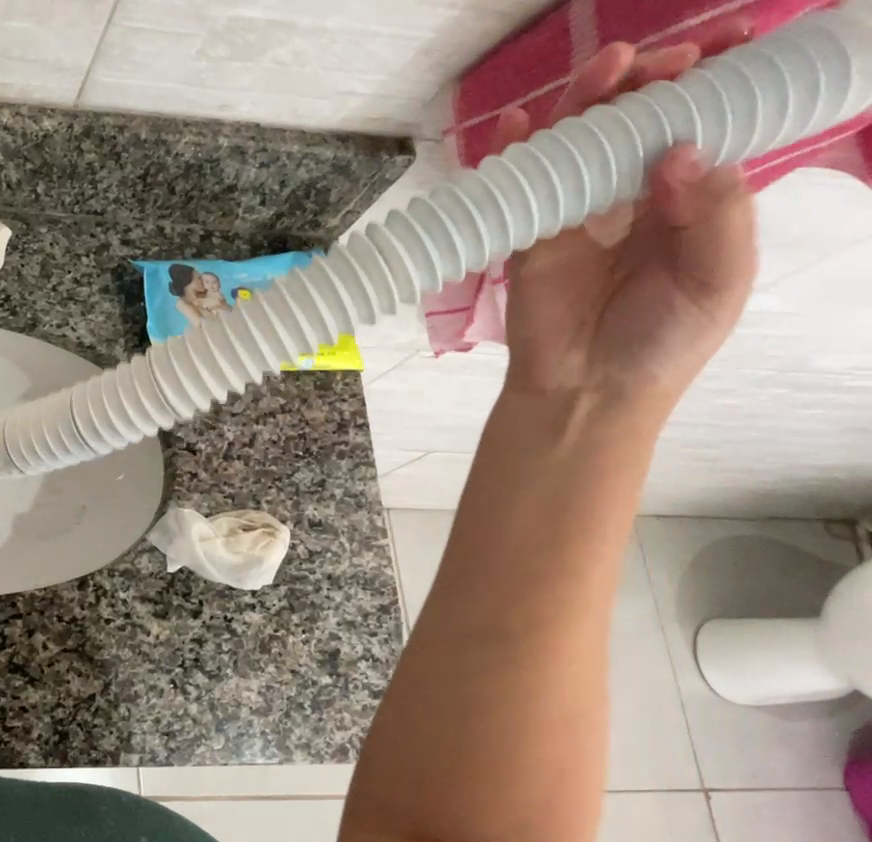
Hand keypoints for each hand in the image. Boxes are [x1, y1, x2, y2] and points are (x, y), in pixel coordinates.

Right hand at [495, 35, 756, 418]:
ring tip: (611, 66)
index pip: (699, 128)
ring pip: (580, 145)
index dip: (710, 86)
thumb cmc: (663, 341)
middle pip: (636, 125)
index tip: (726, 47)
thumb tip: (676, 149)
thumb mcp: (720, 275)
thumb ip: (715, 212)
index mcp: (690, 202)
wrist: (588, 393)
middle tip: (667, 62)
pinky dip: (515, 152)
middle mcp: (633, 199)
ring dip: (590, 101)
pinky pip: (522, 187)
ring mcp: (576, 216)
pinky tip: (521, 121)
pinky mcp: (528, 238)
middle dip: (651, 83)